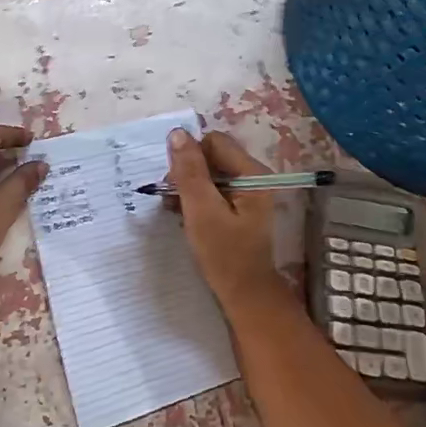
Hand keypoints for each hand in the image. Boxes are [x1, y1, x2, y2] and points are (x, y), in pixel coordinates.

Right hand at [165, 129, 296, 309]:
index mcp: (252, 173)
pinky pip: (210, 188)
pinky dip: (194, 197)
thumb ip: (189, 171)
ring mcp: (246, 192)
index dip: (189, 158)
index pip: (213, 142)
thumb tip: (177, 134)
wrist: (243, 292)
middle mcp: (252, 176)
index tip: (176, 183)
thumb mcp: (201, 210)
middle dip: (186, 172)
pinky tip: (185, 214)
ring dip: (187, 186)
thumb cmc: (223, 252)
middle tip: (173, 199)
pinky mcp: (237, 206)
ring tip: (177, 209)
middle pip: (210, 156)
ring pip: (207, 172)